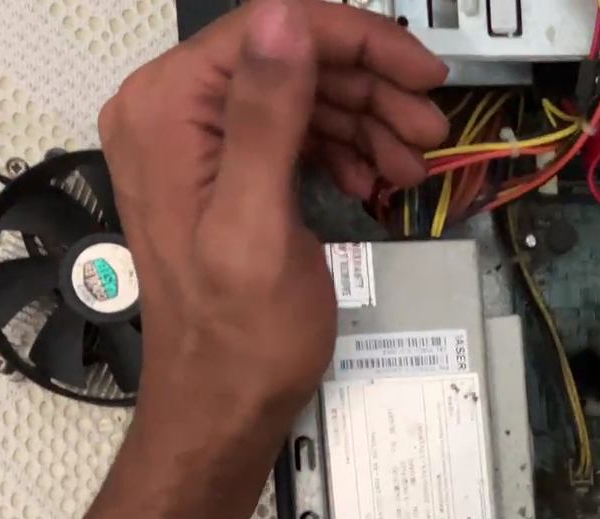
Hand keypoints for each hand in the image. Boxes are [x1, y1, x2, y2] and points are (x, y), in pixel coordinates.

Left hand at [98, 0, 447, 467]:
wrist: (226, 400)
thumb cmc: (243, 334)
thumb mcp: (259, 226)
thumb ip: (264, 119)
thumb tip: (284, 21)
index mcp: (169, 111)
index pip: (270, 30)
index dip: (357, 40)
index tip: (425, 74)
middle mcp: (175, 114)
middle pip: (289, 60)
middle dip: (370, 90)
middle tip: (431, 133)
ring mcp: (200, 146)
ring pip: (299, 99)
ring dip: (366, 124)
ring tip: (411, 167)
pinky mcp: (228, 178)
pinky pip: (294, 139)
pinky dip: (344, 153)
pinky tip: (374, 184)